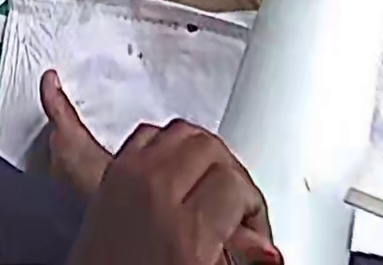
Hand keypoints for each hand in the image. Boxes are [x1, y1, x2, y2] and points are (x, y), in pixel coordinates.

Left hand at [65, 119, 280, 264]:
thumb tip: (269, 250)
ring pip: (182, 130)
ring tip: (209, 188)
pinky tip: (177, 173)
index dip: (253, 207)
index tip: (253, 231)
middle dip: (231, 174)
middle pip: (210, 146)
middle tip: (235, 208)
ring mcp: (130, 173)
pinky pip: (150, 132)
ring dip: (202, 153)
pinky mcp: (113, 167)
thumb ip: (240, 258)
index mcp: (187, 232)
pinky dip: (169, 143)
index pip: (235, 183)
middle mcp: (157, 192)